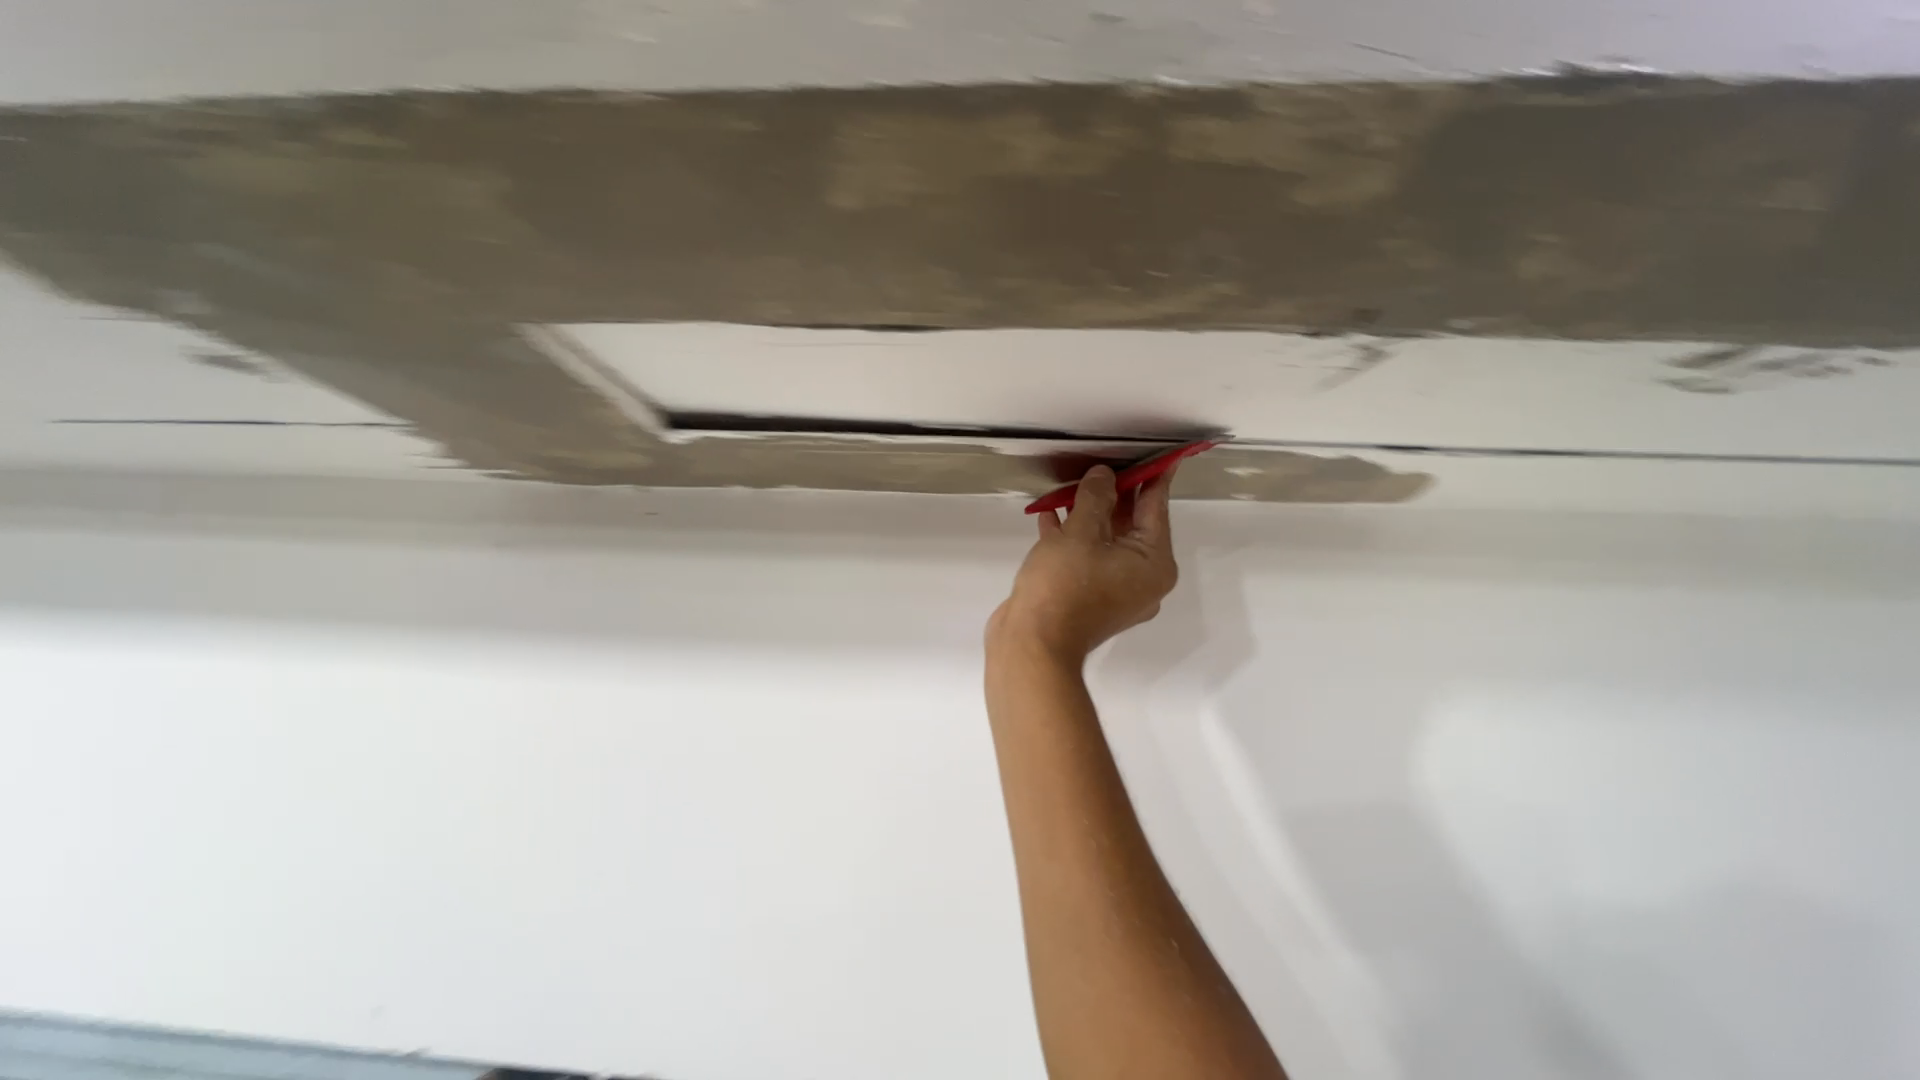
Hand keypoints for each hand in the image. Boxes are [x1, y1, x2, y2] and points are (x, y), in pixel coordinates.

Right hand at [988, 463, 1179, 664]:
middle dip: (1112, 494)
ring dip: (1087, 515)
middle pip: (1132, 525)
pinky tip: (1050, 517)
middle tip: (1101, 462)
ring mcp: (1115, 592)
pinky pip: (1086, 559)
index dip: (1152, 476)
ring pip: (1105, 541)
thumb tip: (1104, 476)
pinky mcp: (1087, 600)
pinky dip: (1071, 538)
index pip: (1156, 507)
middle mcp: (1142, 579)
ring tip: (1070, 486)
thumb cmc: (1063, 586)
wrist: (1032, 646)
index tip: (1155, 452)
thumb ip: (1095, 498)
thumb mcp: (1080, 533)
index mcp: (1153, 563)